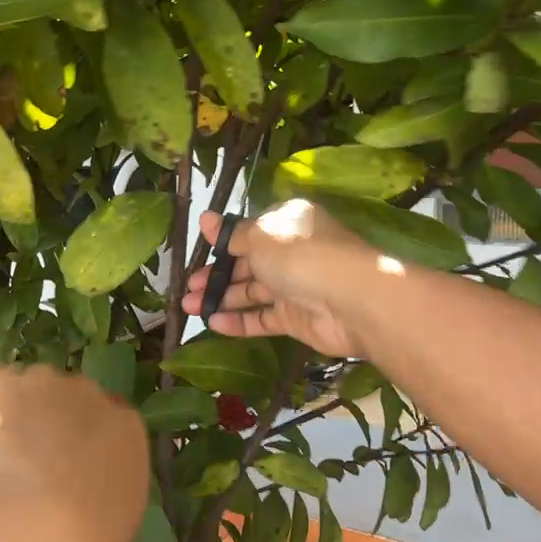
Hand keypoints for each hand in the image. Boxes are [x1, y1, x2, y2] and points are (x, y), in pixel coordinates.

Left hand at [0, 349, 149, 541]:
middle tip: (18, 475)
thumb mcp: (107, 536)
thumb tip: (71, 515)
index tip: (59, 477)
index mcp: (125, 433)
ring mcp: (34, 381)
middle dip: (38, 427)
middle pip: (59, 398)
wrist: (33, 533)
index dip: (76, 446)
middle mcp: (84, 394)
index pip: (104, 420)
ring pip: (13, 387)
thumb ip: (94, 506)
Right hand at [181, 201, 376, 358]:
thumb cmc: (301, 255)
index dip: (222, 243)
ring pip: (251, 292)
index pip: (249, 232)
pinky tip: (213, 323)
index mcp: (287, 224)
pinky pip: (262, 318)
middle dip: (215, 275)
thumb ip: (230, 234)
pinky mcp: (296, 318)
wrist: (353, 300)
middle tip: (188, 287)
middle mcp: (292, 253)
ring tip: (188, 307)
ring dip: (220, 298)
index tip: (197, 252)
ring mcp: (295, 287)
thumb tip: (204, 218)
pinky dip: (238, 321)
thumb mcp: (259, 236)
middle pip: (246, 264)